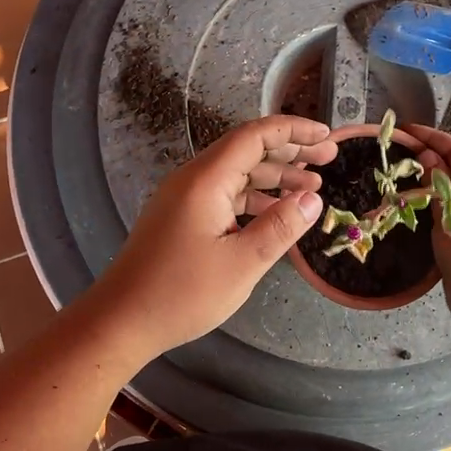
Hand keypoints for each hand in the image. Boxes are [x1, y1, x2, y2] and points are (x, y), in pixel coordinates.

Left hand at [88, 115, 336, 355]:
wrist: (121, 319)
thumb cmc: (182, 293)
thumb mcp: (242, 263)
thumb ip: (280, 227)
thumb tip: (313, 198)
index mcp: (206, 180)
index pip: (254, 136)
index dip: (293, 131)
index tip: (327, 136)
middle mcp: (192, 180)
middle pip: (246, 150)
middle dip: (289, 150)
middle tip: (329, 157)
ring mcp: (183, 199)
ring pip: (236, 174)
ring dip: (274, 176)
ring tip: (313, 186)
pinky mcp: (180, 218)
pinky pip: (224, 195)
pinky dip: (254, 198)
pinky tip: (276, 213)